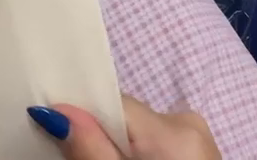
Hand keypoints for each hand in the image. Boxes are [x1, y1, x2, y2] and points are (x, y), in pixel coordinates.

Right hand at [27, 95, 220, 159]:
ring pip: (141, 134)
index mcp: (173, 130)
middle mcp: (190, 124)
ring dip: (120, 151)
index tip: (54, 132)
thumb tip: (54, 112)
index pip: (112, 102)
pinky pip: (159, 146)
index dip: (82, 117)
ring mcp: (201, 141)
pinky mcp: (201, 155)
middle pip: (125, 119)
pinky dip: (140, 158)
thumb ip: (90, 151)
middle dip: (101, 139)